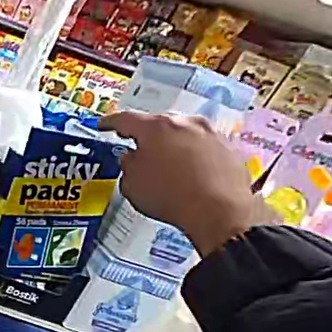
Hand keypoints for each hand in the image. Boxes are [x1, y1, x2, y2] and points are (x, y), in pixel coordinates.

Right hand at [99, 111, 262, 256]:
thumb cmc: (171, 197)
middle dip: (145, 138)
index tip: (104, 124)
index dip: (110, 122)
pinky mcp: (228, 149)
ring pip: (182, 135)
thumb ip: (127, 165)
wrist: (219, 211)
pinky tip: (187, 177)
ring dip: (171, 148)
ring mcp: (210, 134)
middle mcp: (184, 123)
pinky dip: (192, 159)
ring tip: (165, 170)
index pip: (125, 119)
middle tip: (136, 151)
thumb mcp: (132, 185)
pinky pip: (202, 149)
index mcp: (155, 127)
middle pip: (158, 125)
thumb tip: (131, 159)